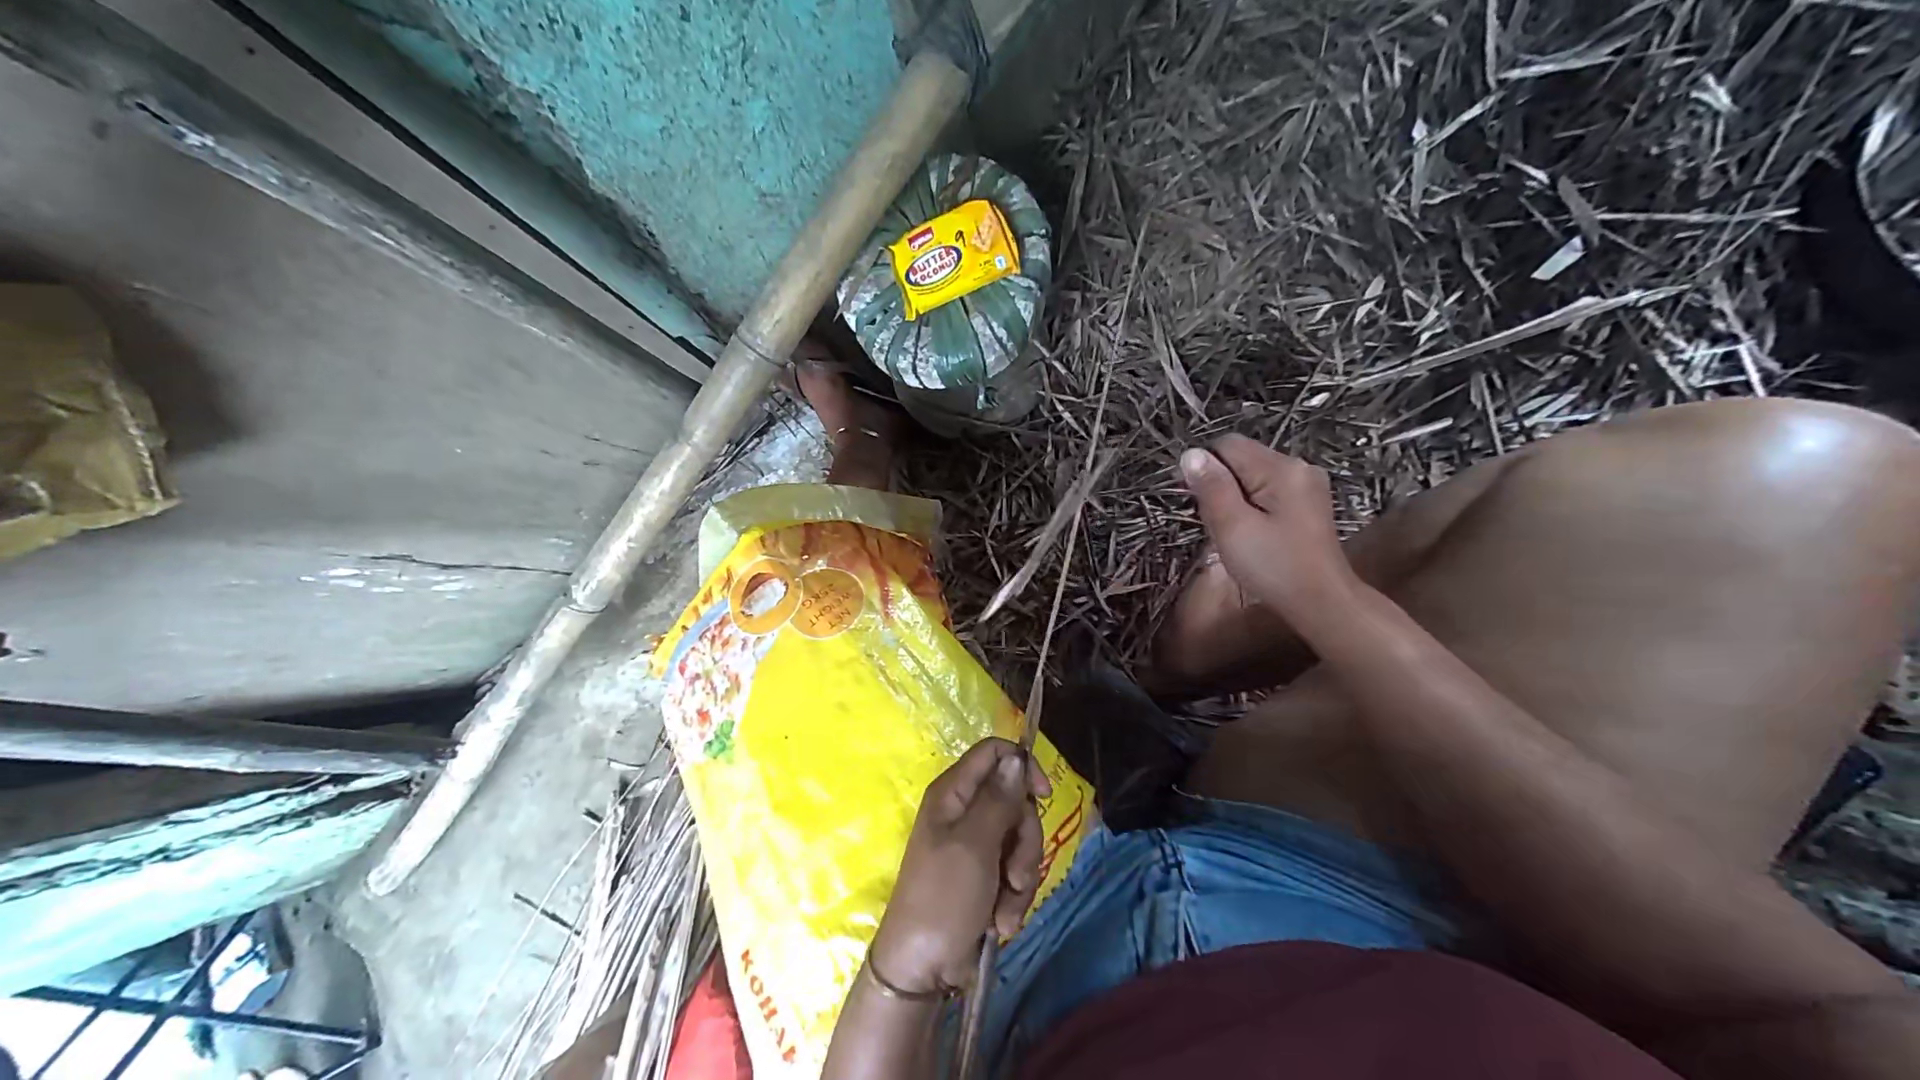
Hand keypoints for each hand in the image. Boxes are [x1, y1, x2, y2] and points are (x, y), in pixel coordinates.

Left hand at [868, 738, 1051, 994]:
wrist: (922, 968)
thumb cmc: (943, 898)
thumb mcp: (974, 844)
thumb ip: (998, 799)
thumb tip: (1015, 757)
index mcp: (953, 793)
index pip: (993, 753)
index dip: (1022, 766)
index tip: (1043, 795)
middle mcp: (964, 812)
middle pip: (1015, 801)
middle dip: (1024, 840)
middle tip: (1015, 873)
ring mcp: (975, 845)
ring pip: (1020, 839)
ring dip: (1021, 876)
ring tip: (1004, 907)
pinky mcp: (985, 875)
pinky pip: (1015, 870)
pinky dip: (1014, 897)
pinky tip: (1001, 921)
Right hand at [1180, 435, 1357, 623]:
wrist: (1321, 602)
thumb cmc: (1274, 567)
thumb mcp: (1233, 527)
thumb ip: (1211, 487)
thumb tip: (1190, 454)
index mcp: (1282, 469)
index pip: (1228, 445)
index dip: (1205, 470)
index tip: (1199, 504)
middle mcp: (1298, 467)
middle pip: (1241, 459)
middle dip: (1221, 486)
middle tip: (1221, 524)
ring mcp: (1306, 485)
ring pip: (1252, 477)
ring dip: (1234, 499)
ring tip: (1237, 532)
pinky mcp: (1307, 503)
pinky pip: (1267, 491)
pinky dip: (1252, 507)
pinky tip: (1253, 533)